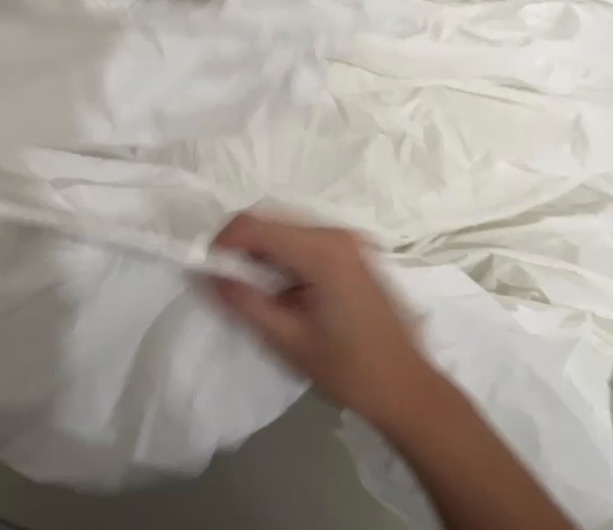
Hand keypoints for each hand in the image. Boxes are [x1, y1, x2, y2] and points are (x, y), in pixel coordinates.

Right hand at [209, 211, 441, 428]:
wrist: (411, 392)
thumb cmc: (350, 370)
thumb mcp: (287, 340)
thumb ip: (242, 302)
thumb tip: (202, 275)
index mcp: (321, 251)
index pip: (252, 224)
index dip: (221, 244)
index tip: (210, 274)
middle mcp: (336, 234)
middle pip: (268, 219)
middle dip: (240, 247)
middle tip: (231, 285)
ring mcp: (349, 240)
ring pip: (284, 226)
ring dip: (261, 251)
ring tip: (258, 291)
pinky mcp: (354, 251)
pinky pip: (304, 238)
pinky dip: (283, 254)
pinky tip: (285, 290)